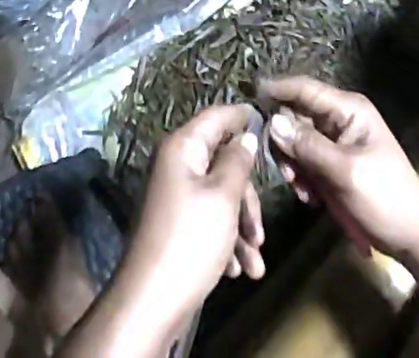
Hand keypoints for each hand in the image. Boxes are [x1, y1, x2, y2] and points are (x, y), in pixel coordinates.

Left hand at [84, 104, 264, 352]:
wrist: (150, 303)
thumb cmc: (190, 240)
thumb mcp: (223, 197)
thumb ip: (238, 162)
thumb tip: (246, 136)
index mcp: (183, 147)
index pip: (217, 116)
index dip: (242, 116)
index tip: (268, 120)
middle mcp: (176, 165)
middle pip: (223, 162)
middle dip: (248, 197)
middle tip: (260, 230)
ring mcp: (175, 195)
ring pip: (220, 195)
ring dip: (242, 226)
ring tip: (255, 262)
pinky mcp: (177, 223)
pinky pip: (208, 218)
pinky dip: (226, 240)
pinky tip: (238, 269)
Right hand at [260, 76, 418, 259]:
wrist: (415, 237)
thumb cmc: (385, 199)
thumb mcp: (344, 172)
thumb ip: (307, 146)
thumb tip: (272, 122)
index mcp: (349, 109)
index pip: (304, 89)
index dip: (277, 89)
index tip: (249, 94)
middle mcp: (341, 118)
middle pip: (296, 115)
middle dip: (285, 142)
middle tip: (287, 172)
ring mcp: (338, 139)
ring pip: (298, 139)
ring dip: (294, 164)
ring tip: (302, 190)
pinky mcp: (335, 160)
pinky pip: (306, 158)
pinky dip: (303, 175)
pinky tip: (311, 197)